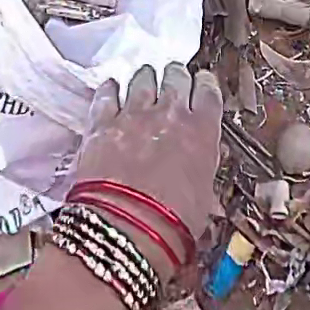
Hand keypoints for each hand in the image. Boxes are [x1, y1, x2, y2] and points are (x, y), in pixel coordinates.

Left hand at [71, 63, 222, 276]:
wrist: (125, 232)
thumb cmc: (173, 225)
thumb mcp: (204, 194)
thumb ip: (201, 164)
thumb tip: (197, 159)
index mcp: (202, 130)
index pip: (208, 91)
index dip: (204, 84)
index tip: (200, 83)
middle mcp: (171, 114)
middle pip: (176, 77)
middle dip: (175, 77)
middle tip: (171, 81)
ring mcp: (134, 115)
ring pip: (143, 79)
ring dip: (145, 79)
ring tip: (143, 82)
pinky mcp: (102, 123)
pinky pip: (107, 94)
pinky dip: (111, 90)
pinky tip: (111, 89)